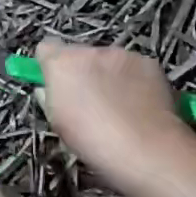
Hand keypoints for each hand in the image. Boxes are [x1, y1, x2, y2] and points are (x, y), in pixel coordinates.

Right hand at [33, 38, 188, 191]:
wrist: (147, 149)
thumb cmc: (92, 142)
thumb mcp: (58, 125)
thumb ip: (50, 98)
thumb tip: (51, 90)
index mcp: (61, 64)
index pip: (46, 47)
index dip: (50, 65)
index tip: (57, 85)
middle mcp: (91, 51)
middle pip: (80, 55)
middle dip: (83, 72)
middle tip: (90, 101)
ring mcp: (123, 54)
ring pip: (109, 61)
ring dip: (109, 75)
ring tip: (120, 106)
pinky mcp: (149, 62)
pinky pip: (134, 67)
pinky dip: (134, 81)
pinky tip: (140, 105)